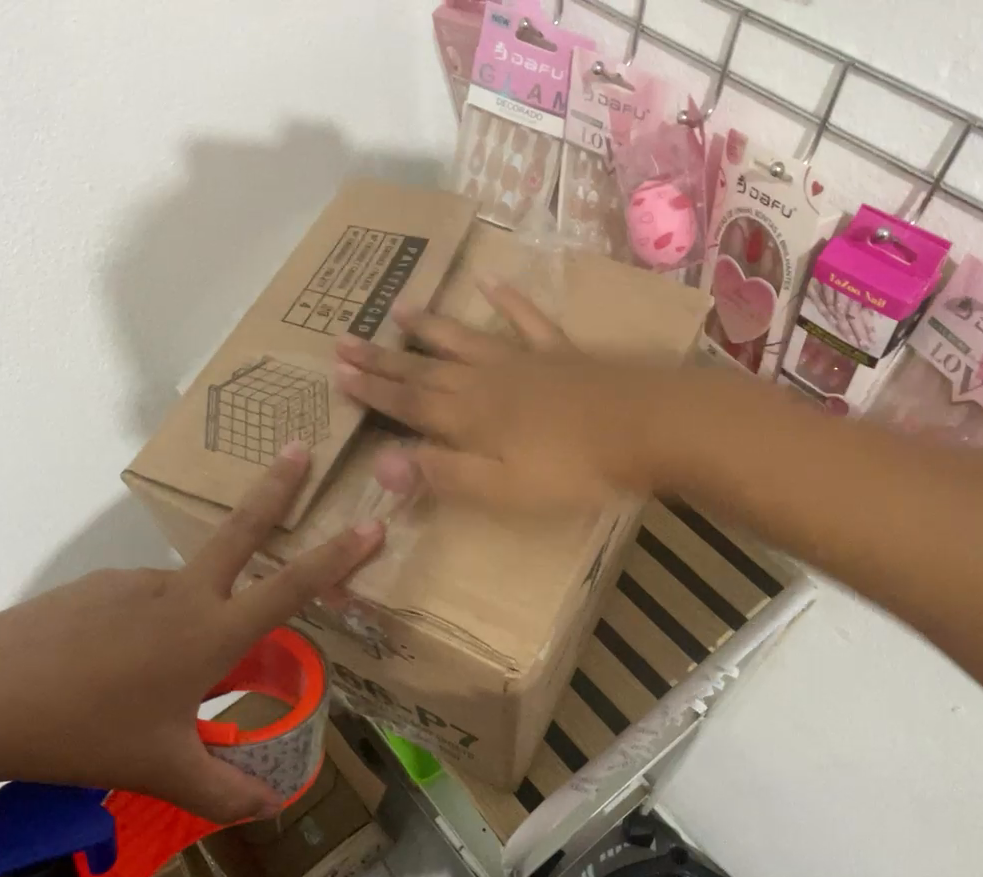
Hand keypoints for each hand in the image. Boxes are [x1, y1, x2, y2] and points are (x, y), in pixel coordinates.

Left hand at [0, 445, 382, 822]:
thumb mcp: (163, 771)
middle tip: (300, 450)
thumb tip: (271, 806)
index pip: (290, 590)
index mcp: (209, 632)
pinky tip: (113, 672)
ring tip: (156, 683)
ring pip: (185, 592)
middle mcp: (177, 593)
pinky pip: (140, 604)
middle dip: (276, 490)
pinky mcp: (92, 589)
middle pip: (240, 532)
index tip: (372, 525)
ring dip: (197, 613)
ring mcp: (130, 584)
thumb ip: (225, 791)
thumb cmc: (83, 734)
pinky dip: (150, 627)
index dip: (337, 559)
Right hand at [333, 283, 683, 510]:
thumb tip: (383, 463)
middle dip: (384, 358)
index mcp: (469, 418)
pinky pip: (528, 321)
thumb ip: (444, 474)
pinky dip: (509, 301)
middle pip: (426, 368)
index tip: (337, 373)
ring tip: (398, 309)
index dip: (372, 391)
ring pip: (466, 339)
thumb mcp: (502, 488)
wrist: (646, 427)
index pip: (408, 403)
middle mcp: (487, 381)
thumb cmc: (572, 470)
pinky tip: (493, 281)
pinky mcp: (561, 353)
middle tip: (344, 339)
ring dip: (431, 326)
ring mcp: (525, 361)